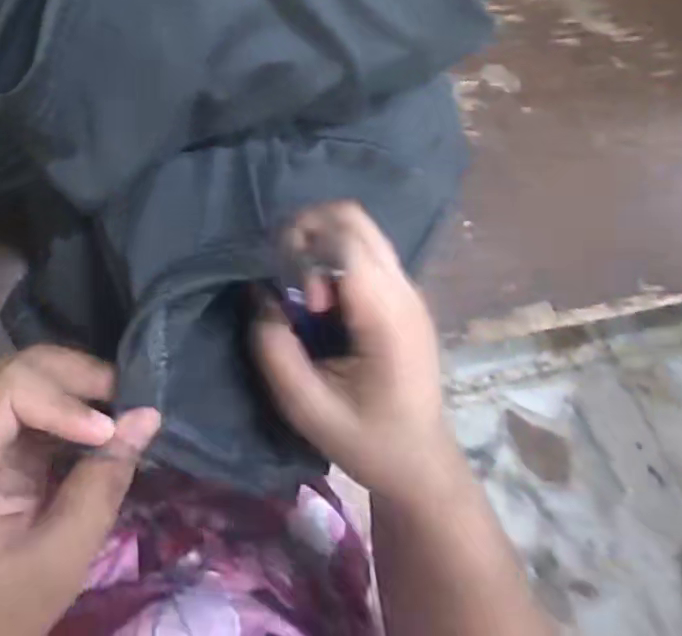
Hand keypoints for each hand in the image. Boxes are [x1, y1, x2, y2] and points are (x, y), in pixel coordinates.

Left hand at [0, 346, 162, 635]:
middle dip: (78, 379)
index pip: (12, 389)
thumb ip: (102, 483)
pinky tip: (101, 421)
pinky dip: (72, 404)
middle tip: (128, 401)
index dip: (65, 401)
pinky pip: (35, 398)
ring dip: (79, 385)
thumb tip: (147, 416)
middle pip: (21, 368)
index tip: (108, 431)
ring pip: (30, 373)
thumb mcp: (58, 558)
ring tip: (122, 406)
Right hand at [252, 201, 460, 502]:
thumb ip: (272, 347)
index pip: (344, 240)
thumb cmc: (366, 440)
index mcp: (386, 315)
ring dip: (320, 240)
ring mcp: (408, 288)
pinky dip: (333, 253)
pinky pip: (364, 247)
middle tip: (286, 272)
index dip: (306, 254)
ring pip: (358, 227)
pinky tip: (322, 296)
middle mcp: (403, 289)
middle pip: (352, 218)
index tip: (298, 300)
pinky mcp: (403, 293)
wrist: (423, 464)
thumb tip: (258, 293)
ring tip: (303, 287)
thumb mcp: (304, 406)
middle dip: (306, 230)